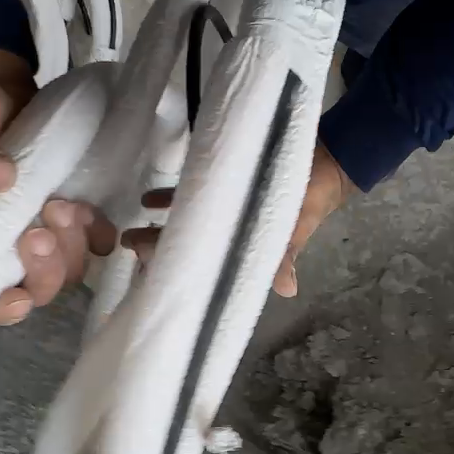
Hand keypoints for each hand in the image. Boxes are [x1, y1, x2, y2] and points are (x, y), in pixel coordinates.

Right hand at [0, 44, 116, 324]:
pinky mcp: (78, 215)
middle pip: (40, 286)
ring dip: (73, 246)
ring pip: (72, 268)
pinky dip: (98, 232)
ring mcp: (47, 232)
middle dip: (47, 267)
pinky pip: (99, 242)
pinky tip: (89, 209)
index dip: (5, 306)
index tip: (18, 294)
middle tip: (45, 223)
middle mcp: (9, 245)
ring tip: (64, 204)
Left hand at [121, 140, 353, 297]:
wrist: (325, 164)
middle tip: (129, 245)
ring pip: (188, 222)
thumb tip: (288, 289)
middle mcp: (233, 234)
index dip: (183, 268)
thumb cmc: (308, 200)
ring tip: (133, 224)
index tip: (153, 269)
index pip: (208, 263)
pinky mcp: (222, 185)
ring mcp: (225, 210)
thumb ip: (284, 257)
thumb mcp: (297, 230)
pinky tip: (150, 198)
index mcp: (247, 248)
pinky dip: (171, 198)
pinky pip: (191, 194)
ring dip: (162, 225)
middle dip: (162, 247)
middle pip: (191, 244)